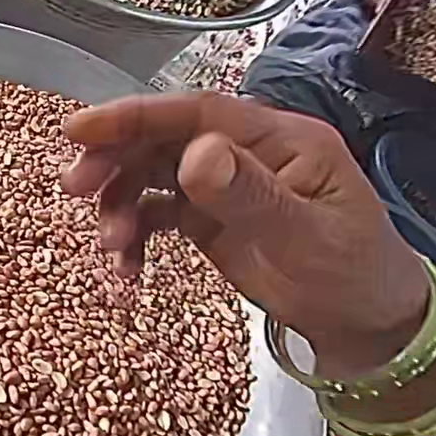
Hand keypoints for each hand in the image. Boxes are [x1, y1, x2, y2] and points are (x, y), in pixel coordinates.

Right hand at [61, 93, 430, 375]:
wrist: (361, 321)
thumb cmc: (350, 275)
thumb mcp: (305, 237)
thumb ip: (249, 194)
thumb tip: (193, 154)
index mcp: (275, 139)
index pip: (196, 114)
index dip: (134, 115)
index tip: (79, 129)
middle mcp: (240, 153)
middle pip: (161, 140)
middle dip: (112, 161)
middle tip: (74, 189)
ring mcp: (218, 185)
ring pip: (148, 176)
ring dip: (118, 205)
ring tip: (110, 247)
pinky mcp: (202, 218)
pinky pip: (153, 214)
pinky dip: (133, 236)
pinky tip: (127, 267)